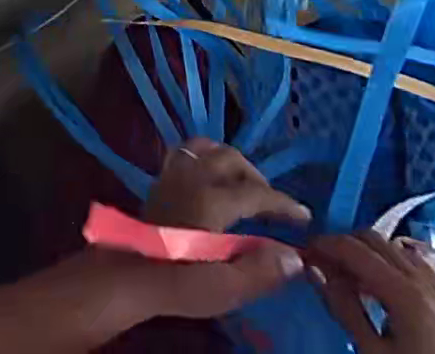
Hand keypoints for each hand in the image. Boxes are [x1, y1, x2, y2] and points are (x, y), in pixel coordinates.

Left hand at [134, 138, 310, 320]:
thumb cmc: (179, 282)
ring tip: (245, 185)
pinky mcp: (161, 179)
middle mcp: (192, 176)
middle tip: (273, 204)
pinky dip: (207, 156)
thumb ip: (261, 270)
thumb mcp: (225, 287)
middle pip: (231, 158)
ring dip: (230, 161)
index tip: (304, 216)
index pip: (255, 192)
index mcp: (210, 199)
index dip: (283, 203)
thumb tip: (294, 256)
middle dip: (257, 177)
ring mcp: (173, 174)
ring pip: (206, 147)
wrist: (130, 273)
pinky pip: (187, 152)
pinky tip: (212, 178)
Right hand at [306, 231, 434, 353]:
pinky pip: (432, 276)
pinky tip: (400, 290)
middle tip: (325, 264)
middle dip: (346, 245)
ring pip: (404, 253)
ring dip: (375, 256)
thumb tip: (315, 270)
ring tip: (356, 278)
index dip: (324, 245)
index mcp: (405, 292)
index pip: (353, 249)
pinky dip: (408, 271)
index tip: (304, 252)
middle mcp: (428, 284)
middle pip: (378, 241)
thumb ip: (344, 308)